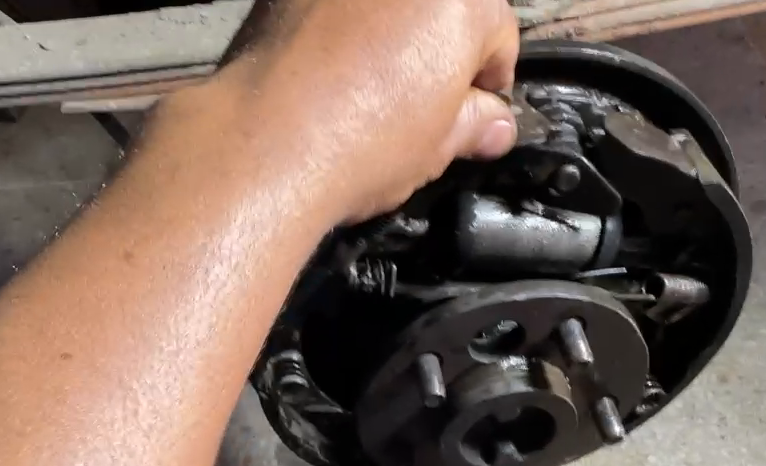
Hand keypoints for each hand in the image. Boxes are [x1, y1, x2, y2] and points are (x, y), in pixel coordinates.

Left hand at [151, 0, 519, 224]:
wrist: (268, 145)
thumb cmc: (359, 147)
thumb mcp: (431, 152)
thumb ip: (469, 127)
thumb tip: (491, 127)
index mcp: (461, 0)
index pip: (497, 36)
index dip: (488, 83)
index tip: (474, 115)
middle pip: (439, 10)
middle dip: (435, 54)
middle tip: (417, 108)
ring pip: (381, 8)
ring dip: (384, 38)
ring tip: (365, 97)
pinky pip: (329, 12)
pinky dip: (334, 36)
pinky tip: (323, 82)